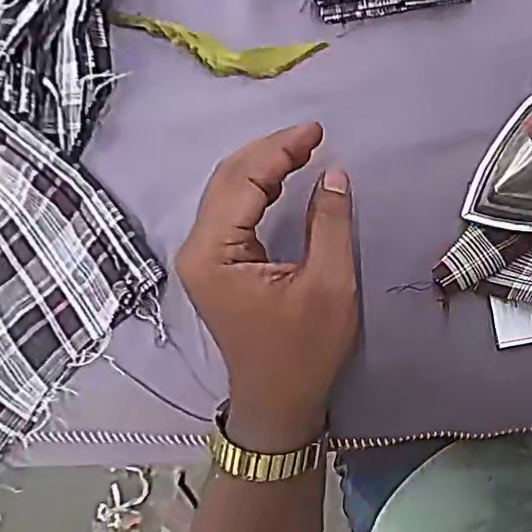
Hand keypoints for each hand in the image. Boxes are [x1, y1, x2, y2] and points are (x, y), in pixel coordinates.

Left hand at [176, 123, 356, 452]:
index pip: (243, 181)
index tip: (317, 131)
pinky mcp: (217, 266)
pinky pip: (234, 213)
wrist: (279, 400)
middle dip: (270, 151)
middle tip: (313, 135)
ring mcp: (204, 258)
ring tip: (303, 149)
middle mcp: (198, 250)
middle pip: (228, 180)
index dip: (279, 149)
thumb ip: (331, 225)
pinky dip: (260, 189)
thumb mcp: (330, 286)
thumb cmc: (305, 350)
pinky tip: (284, 180)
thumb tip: (333, 175)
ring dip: (264, 166)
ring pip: (228, 193)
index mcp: (215, 253)